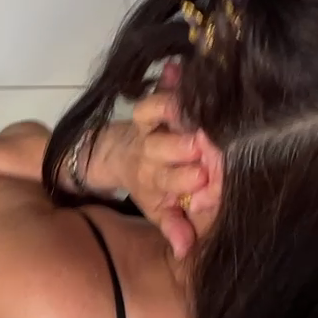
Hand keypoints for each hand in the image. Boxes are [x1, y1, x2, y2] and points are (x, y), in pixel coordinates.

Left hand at [86, 68, 220, 259]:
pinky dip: (167, 78)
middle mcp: (151, 150)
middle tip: (199, 144)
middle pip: (161, 148)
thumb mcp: (159, 210)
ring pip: (152, 113)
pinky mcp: (152, 103)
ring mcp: (150, 125)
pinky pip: (157, 87)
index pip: (172, 182)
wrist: (115, 156)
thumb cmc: (150, 185)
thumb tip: (186, 250)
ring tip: (185, 105)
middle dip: (179, 147)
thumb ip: (174, 227)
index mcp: (155, 179)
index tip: (203, 180)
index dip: (186, 181)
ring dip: (168, 107)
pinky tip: (177, 67)